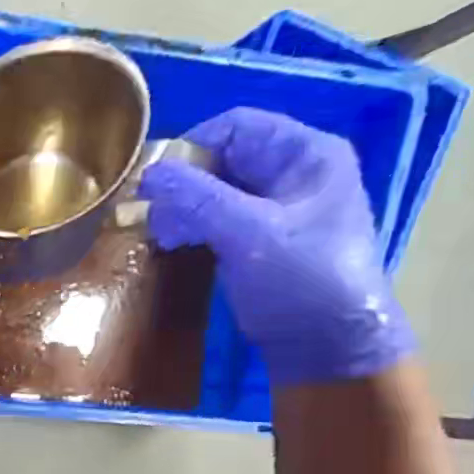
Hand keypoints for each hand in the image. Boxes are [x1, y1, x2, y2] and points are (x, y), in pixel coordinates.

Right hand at [139, 108, 414, 384]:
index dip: (190, 147)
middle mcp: (291, 173)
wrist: (326, 348)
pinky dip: (190, 227)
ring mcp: (275, 209)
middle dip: (181, 183)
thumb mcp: (250, 235)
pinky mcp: (258, 241)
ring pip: (214, 190)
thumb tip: (147, 174)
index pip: (236, 126)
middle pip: (222, 158)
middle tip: (149, 214)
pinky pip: (215, 219)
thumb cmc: (300, 281)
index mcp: (305, 154)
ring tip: (157, 233)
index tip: (151, 181)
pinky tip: (171, 244)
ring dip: (181, 207)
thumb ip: (198, 200)